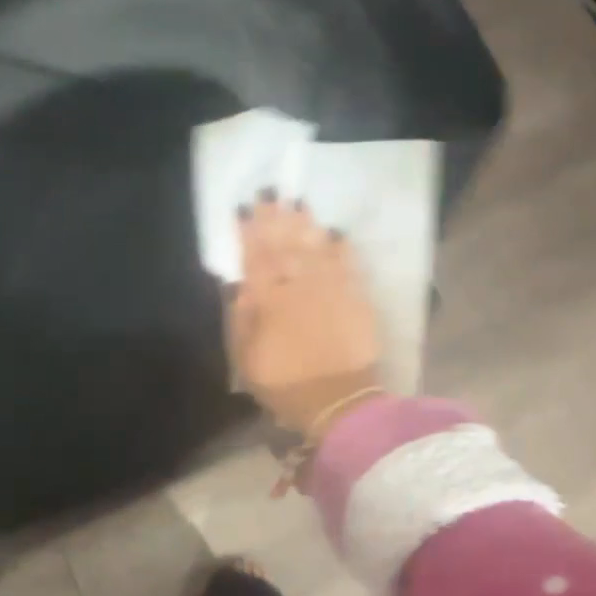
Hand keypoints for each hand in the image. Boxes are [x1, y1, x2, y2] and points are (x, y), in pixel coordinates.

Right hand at [227, 197, 383, 433]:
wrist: (337, 401)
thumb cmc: (283, 384)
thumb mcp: (246, 358)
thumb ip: (241, 317)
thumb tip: (239, 283)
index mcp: (268, 300)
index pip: (256, 257)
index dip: (249, 232)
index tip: (243, 208)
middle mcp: (299, 285)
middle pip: (286, 244)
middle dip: (276, 218)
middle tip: (271, 193)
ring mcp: (331, 287)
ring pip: (315, 246)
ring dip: (305, 223)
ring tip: (298, 203)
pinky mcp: (356, 296)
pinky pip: (346, 262)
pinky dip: (338, 245)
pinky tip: (332, 232)